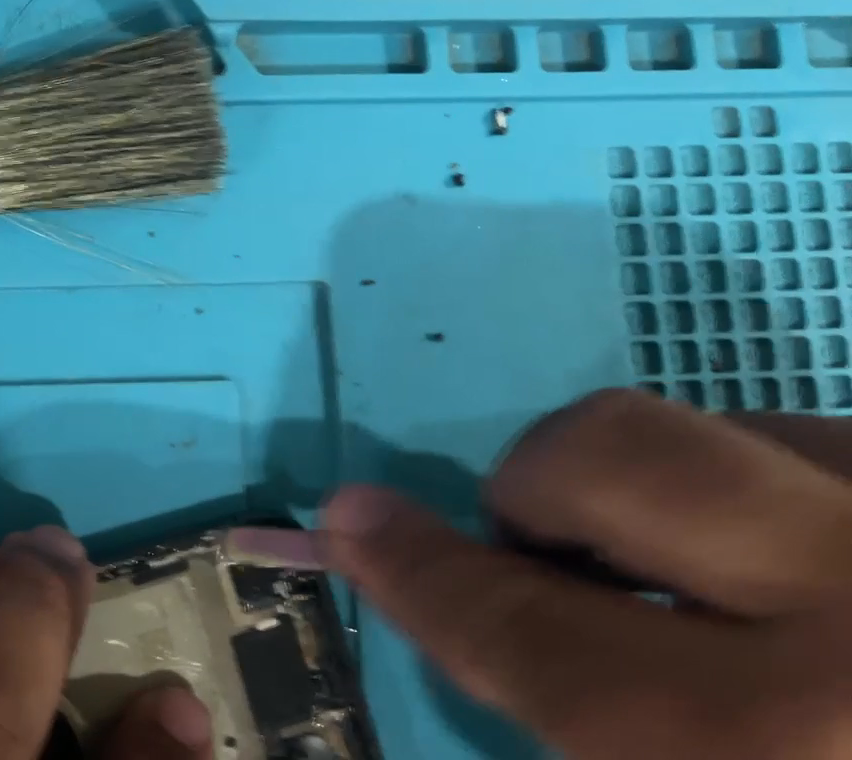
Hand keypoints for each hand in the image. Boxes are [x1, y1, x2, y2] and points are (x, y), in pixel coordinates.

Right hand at [323, 388, 851, 758]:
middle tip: (563, 556)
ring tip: (743, 586)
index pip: (523, 620)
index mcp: (773, 741)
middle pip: (610, 457)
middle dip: (545, 492)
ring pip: (735, 428)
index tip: (354, 521)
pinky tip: (833, 569)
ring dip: (688, 496)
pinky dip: (797, 492)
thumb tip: (427, 574)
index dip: (421, 566)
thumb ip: (560, 676)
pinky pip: (835, 440)